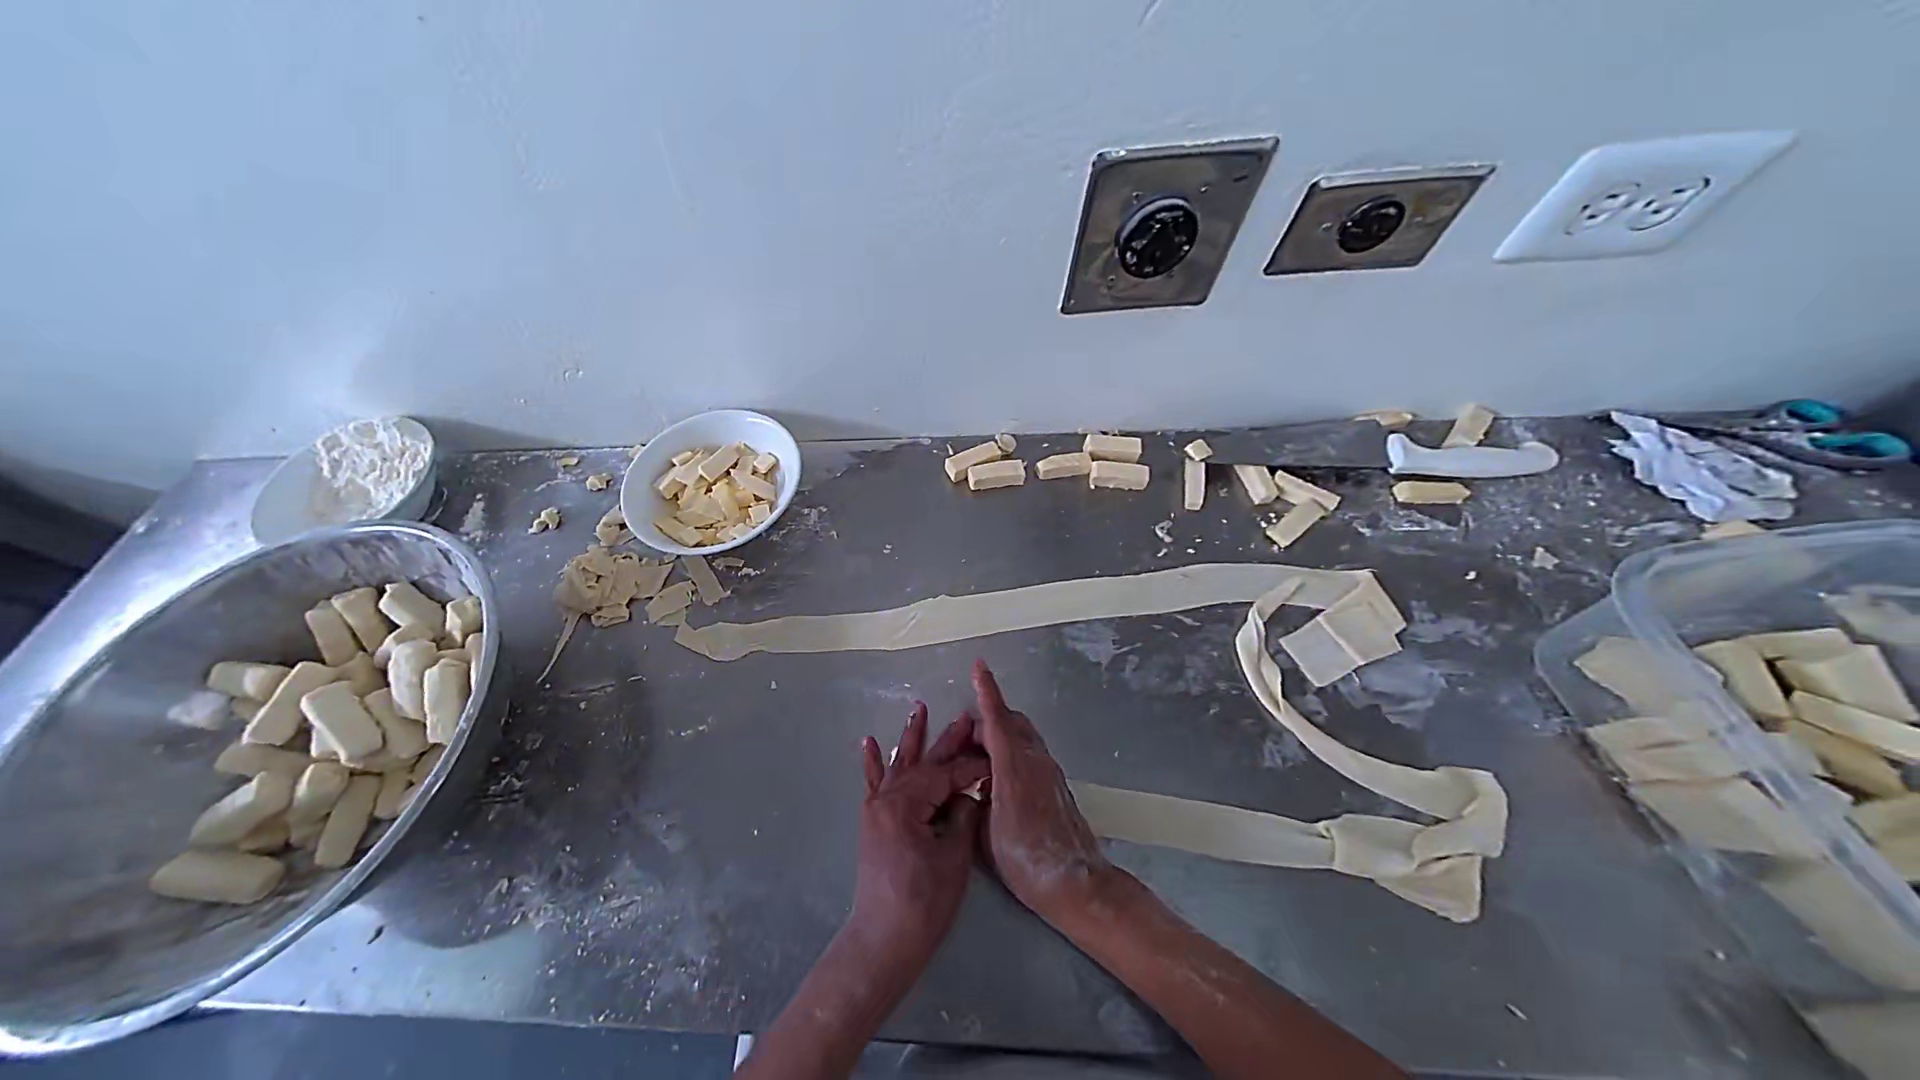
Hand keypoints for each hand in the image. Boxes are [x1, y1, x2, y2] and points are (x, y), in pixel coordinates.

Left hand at [849, 703, 989, 966]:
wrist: (884, 940)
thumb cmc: (923, 901)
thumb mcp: (952, 857)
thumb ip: (961, 816)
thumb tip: (967, 793)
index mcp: (906, 803)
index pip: (946, 775)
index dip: (973, 769)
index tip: (995, 764)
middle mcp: (887, 798)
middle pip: (924, 764)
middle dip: (946, 741)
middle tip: (965, 717)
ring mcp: (876, 809)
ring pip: (900, 766)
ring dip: (911, 739)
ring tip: (918, 708)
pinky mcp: (873, 822)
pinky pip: (873, 784)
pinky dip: (874, 763)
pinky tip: (871, 742)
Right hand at [969, 660, 1119, 927]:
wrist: (1076, 883)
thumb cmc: (1025, 861)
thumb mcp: (986, 832)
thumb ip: (976, 797)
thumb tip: (970, 781)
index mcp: (1014, 768)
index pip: (997, 720)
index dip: (986, 692)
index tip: (979, 666)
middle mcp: (1035, 760)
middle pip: (1010, 722)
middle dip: (985, 720)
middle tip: (960, 740)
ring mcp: (1049, 770)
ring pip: (1022, 735)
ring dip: (999, 734)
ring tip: (975, 758)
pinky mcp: (1056, 782)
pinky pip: (1029, 751)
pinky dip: (1010, 749)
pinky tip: (996, 776)